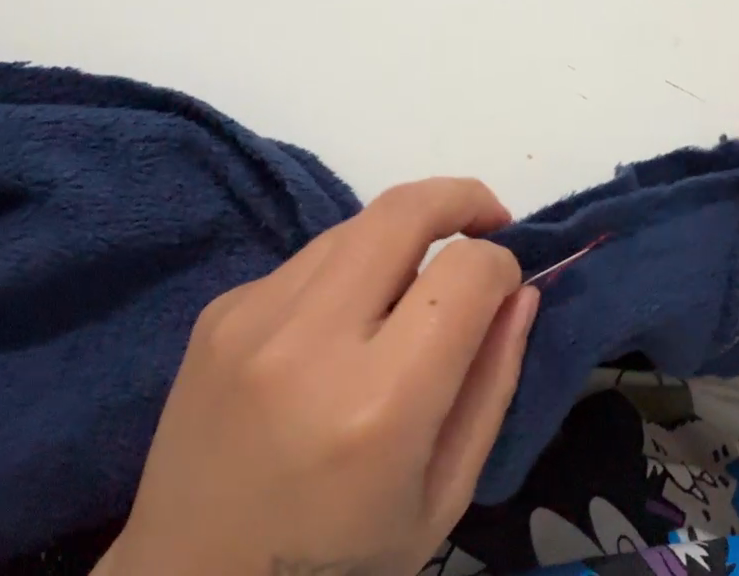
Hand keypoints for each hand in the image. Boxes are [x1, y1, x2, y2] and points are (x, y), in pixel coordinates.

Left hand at [100, 178, 539, 575]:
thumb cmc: (338, 560)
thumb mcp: (443, 496)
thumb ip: (492, 383)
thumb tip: (519, 290)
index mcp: (378, 407)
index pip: (466, 272)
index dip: (503, 265)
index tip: (505, 290)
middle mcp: (309, 343)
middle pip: (403, 210)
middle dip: (461, 198)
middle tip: (488, 220)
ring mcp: (252, 317)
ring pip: (356, 226)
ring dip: (401, 238)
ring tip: (411, 289)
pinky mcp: (219, 309)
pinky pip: (307, 261)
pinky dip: (346, 273)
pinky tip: (338, 331)